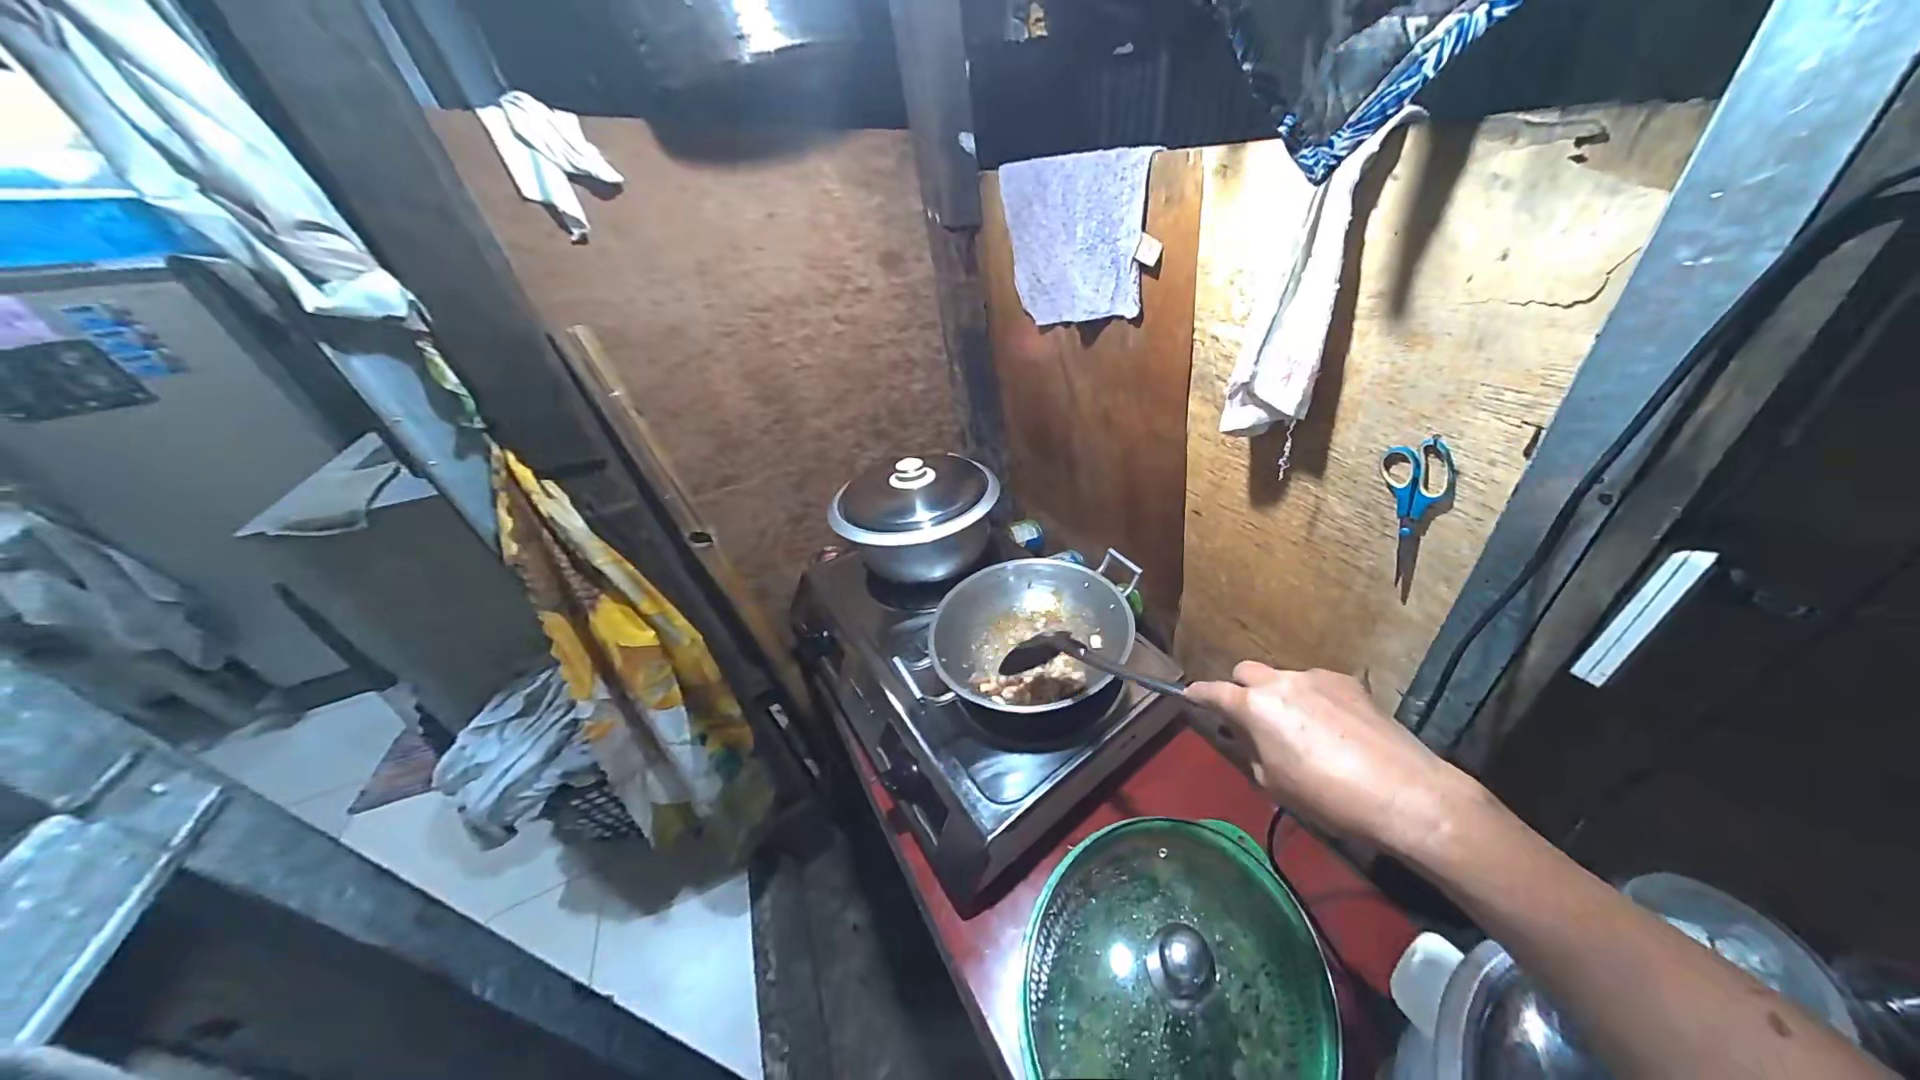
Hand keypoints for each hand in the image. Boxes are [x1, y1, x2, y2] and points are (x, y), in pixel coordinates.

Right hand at [1185, 663, 1490, 858]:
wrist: (1406, 794)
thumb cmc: (1328, 797)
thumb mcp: (1274, 783)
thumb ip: (1252, 750)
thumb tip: (1248, 735)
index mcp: (1254, 706)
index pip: (1211, 691)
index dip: (1197, 695)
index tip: (1190, 698)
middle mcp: (1280, 682)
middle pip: (1245, 671)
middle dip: (1241, 689)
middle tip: (1252, 719)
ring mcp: (1317, 678)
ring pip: (1284, 678)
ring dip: (1281, 696)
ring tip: (1302, 730)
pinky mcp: (1350, 683)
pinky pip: (1317, 685)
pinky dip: (1314, 700)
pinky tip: (1334, 730)